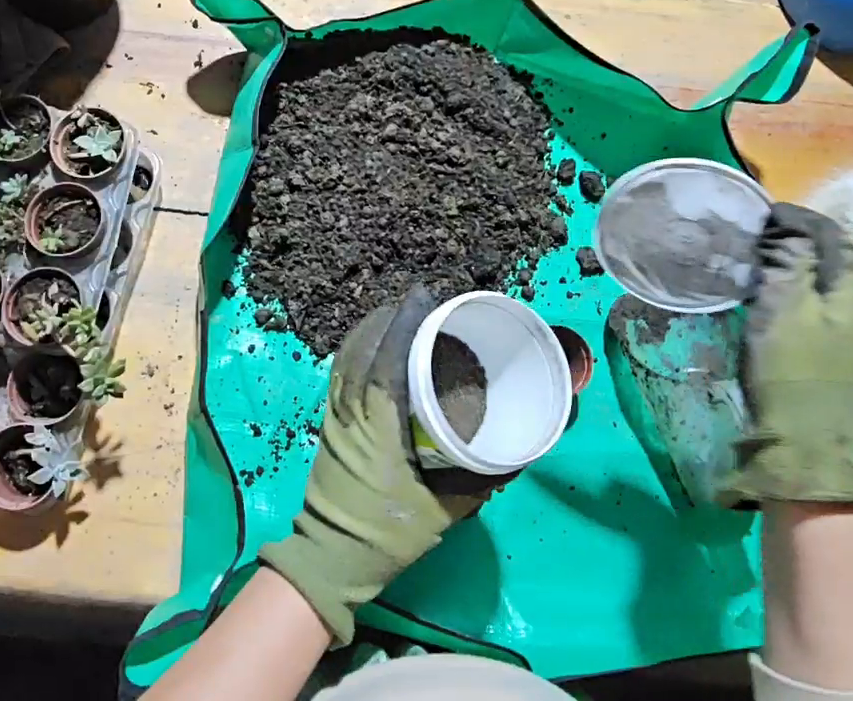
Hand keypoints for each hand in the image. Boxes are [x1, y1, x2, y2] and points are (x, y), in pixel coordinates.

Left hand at [258, 285, 480, 645]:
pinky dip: (358, 346)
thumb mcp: (448, 507)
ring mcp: (336, 413)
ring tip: (403, 313)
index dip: (403, 323)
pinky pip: (341, 370)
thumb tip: (524, 446)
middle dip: (391, 317)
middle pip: (364, 347)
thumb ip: (485, 475)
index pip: (387, 360)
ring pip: (349, 355)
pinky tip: (377, 342)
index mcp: (380, 426)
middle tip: (423, 302)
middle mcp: (353, 410)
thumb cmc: (391, 533)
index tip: (424, 296)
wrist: (334, 556)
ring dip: (373, 327)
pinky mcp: (329, 419)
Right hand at [721, 203, 852, 505]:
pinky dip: (792, 288)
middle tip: (752, 235)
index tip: (759, 214)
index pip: (831, 233)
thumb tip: (788, 231)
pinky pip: (816, 302)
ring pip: (823, 280)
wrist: (808, 441)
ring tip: (754, 260)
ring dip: (792, 264)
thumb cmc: (794, 369)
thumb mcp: (785, 307)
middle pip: (831, 255)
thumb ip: (789, 262)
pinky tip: (766, 294)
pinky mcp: (837, 349)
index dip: (796, 218)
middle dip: (794, 239)